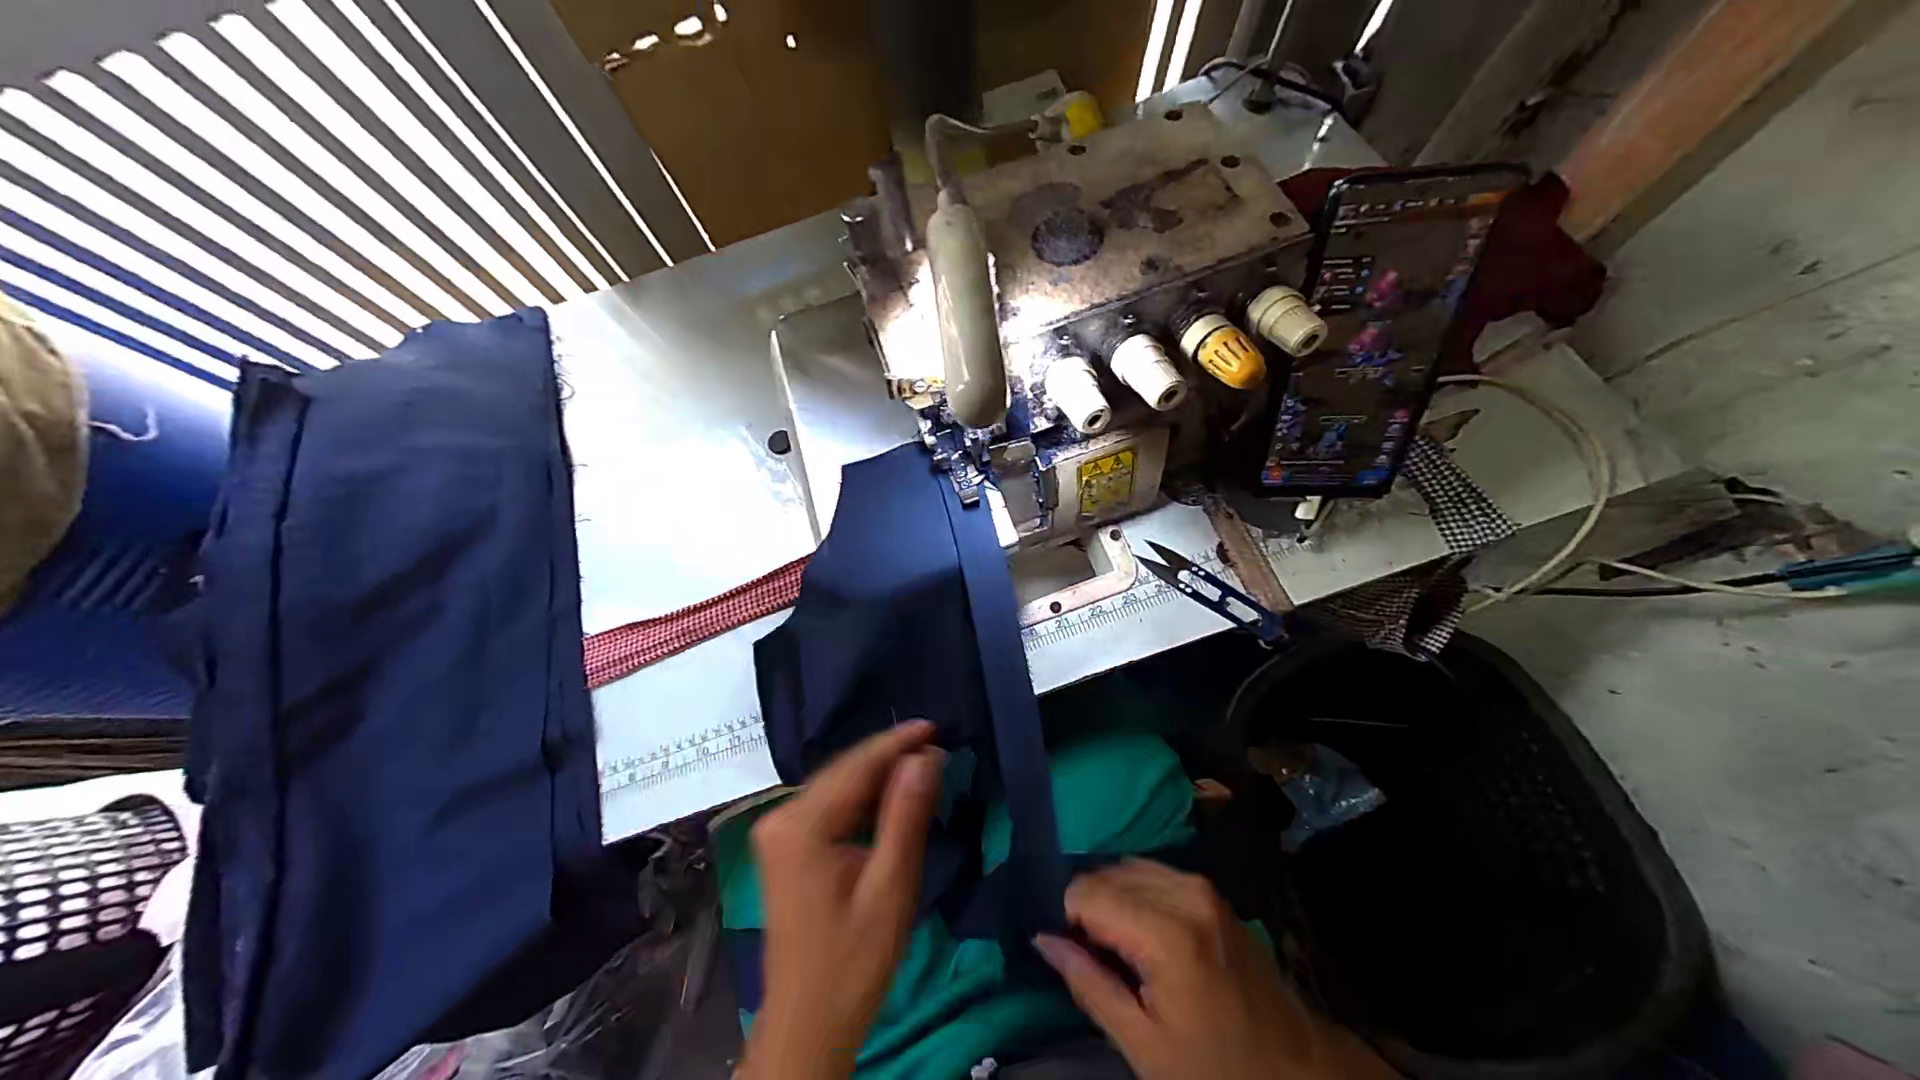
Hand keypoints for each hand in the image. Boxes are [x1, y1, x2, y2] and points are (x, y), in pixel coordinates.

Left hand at [739, 721, 945, 1079]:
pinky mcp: (785, 846)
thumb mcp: (890, 887)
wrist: (809, 1022)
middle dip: (889, 756)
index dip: (897, 742)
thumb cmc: (854, 962)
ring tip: (922, 763)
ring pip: (837, 786)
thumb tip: (926, 757)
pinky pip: (829, 805)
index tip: (935, 725)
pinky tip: (889, 795)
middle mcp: (781, 817)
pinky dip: (862, 797)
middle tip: (936, 745)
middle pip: (843, 771)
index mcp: (800, 825)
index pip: (855, 767)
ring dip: (877, 775)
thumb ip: (906, 816)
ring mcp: (778, 832)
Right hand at [1035, 859, 1394, 1079]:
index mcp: (1168, 933)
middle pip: (1105, 874)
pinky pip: (1152, 873)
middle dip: (1089, 909)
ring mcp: (1202, 887)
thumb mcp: (1143, 1045)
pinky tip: (1143, 935)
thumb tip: (1042, 938)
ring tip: (1121, 949)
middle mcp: (1185, 893)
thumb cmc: (1216, 1069)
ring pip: (1126, 867)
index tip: (1075, 957)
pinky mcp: (1211, 890)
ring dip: (1111, 899)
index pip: (1086, 891)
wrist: (1298, 1070)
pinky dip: (1134, 894)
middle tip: (1097, 959)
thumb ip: (1088, 983)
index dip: (1068, 921)